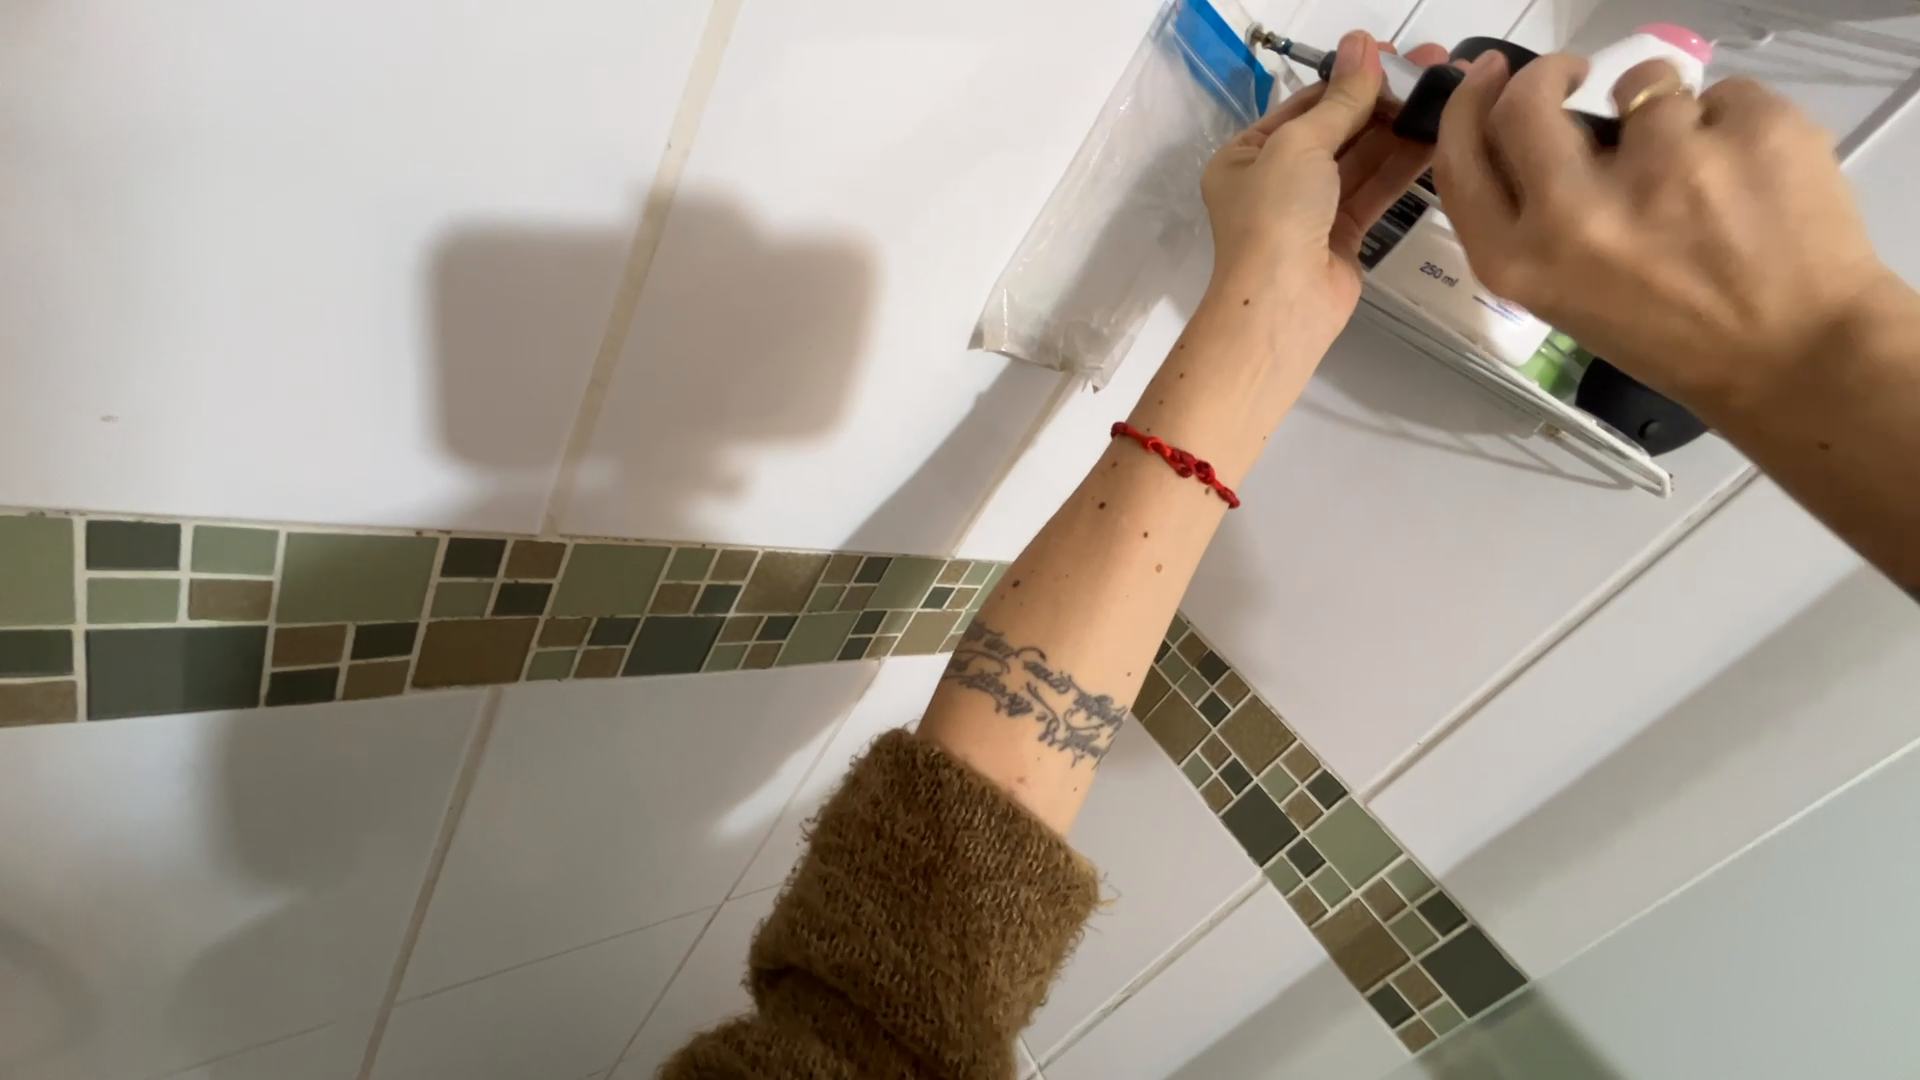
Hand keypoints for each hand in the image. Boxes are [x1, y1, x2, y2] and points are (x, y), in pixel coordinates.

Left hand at [1200, 33, 1447, 350]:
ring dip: (1401, 127)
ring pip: (1360, 160)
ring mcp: (1306, 213)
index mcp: (1244, 159)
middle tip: (1437, 65)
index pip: (1302, 108)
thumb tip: (1360, 45)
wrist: (1280, 304)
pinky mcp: (1339, 237)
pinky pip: (1375, 190)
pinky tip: (1442, 132)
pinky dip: (1405, 163)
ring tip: (1451, 90)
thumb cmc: (1273, 217)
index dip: (1348, 80)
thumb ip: (1339, 99)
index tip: (1397, 55)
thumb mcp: (1299, 145)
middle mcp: (1271, 184)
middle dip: (1382, 100)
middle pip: (1335, 131)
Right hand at [1434, 52, 1899, 416]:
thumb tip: (1531, 137)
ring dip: (1656, 107)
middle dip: (1547, 74)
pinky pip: (1722, 94)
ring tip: (1685, 160)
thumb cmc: (1652, 327)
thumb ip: (1523, 221)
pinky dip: (1727, 120)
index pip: (1461, 160)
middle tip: (1573, 79)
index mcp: (1516, 261)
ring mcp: (1663, 168)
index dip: (1466, 107)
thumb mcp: (1550, 292)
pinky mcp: (1750, 132)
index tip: (1485, 78)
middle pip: (1527, 102)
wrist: (1779, 347)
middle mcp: (1570, 215)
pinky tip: (1737, 171)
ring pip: (1641, 83)